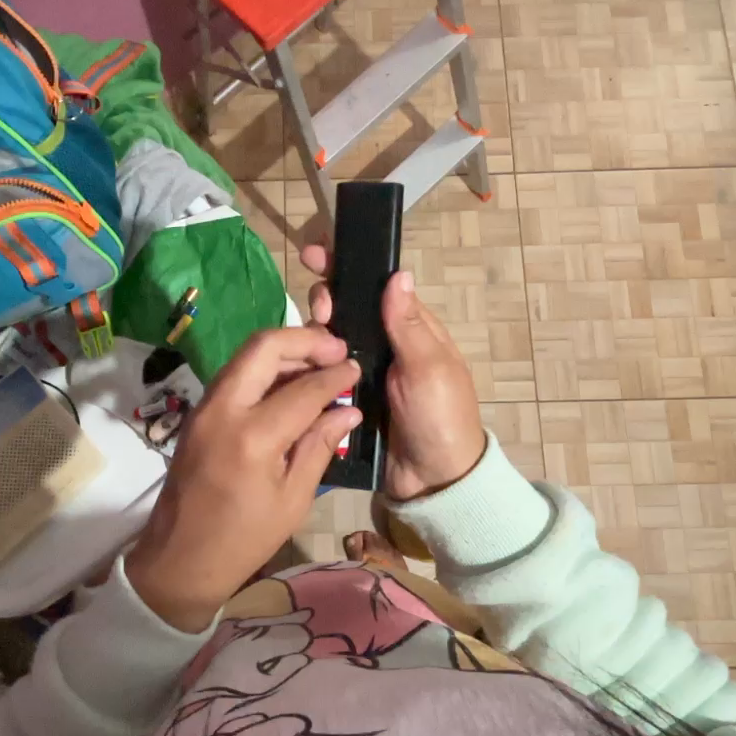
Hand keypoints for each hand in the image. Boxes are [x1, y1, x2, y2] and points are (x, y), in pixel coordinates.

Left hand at [126, 327, 361, 631]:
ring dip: (283, 350)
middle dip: (305, 339)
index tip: (357, 369)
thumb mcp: (293, 499)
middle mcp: (224, 410)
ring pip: (246, 355)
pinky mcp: (197, 413)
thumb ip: (320, 446)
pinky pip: (234, 374)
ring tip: (319, 360)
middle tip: (337, 348)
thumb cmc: (244, 539)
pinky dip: (264, 368)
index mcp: (253, 438)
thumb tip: (348, 409)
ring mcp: (204, 407)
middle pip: (264, 347)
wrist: (178, 559)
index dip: (335, 376)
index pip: (304, 389)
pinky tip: (290, 381)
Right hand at [301, 244, 485, 502]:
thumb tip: (398, 274)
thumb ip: (409, 325)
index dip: (346, 266)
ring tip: (309, 340)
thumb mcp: (430, 368)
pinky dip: (306, 366)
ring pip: (327, 341)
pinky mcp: (344, 399)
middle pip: (345, 309)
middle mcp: (382, 346)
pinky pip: (319, 375)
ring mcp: (361, 374)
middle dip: (326, 299)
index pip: (375, 287)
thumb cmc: (440, 418)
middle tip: (321, 311)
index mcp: (410, 330)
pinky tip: (294, 364)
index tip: (316, 253)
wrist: (433, 481)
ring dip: (314, 332)